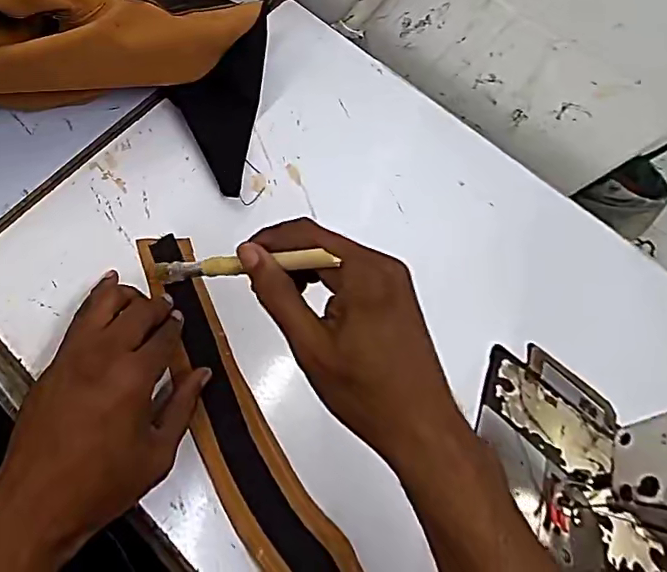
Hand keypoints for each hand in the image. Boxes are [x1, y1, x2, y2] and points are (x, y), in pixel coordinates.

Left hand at [0, 272, 208, 570]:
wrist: (38, 499)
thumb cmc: (96, 485)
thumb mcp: (155, 456)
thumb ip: (181, 407)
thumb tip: (199, 376)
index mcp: (134, 377)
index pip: (164, 336)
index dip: (176, 327)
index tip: (180, 325)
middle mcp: (105, 355)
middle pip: (139, 311)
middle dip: (158, 307)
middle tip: (166, 310)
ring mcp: (77, 352)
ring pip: (106, 300)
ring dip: (128, 295)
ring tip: (139, 300)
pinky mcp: (57, 358)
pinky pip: (81, 314)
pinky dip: (97, 297)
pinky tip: (106, 291)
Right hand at [236, 219, 461, 467]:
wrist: (422, 431)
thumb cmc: (375, 397)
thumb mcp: (310, 344)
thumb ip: (277, 293)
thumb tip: (253, 256)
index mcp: (366, 273)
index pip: (306, 235)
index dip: (269, 242)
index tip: (245, 256)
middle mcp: (383, 268)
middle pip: (321, 243)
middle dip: (284, 257)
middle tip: (256, 278)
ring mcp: (392, 280)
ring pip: (333, 257)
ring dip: (302, 269)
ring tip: (280, 295)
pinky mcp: (393, 293)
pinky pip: (350, 271)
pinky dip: (323, 280)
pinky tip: (308, 303)